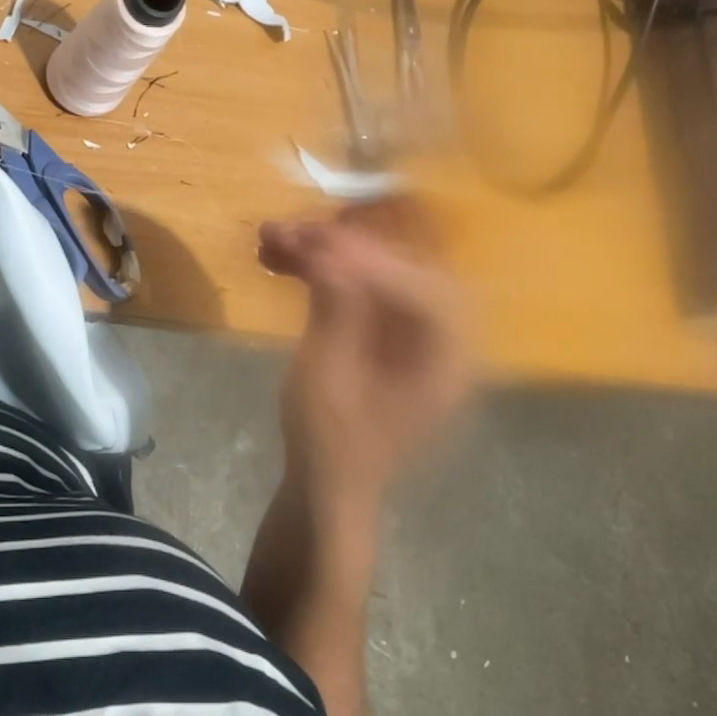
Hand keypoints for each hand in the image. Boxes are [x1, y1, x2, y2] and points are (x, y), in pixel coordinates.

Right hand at [258, 201, 473, 508]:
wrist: (327, 486)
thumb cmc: (328, 442)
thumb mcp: (326, 378)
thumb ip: (335, 311)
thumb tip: (329, 250)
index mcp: (444, 358)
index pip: (418, 287)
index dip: (366, 257)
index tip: (311, 238)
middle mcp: (441, 338)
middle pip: (404, 266)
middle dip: (344, 243)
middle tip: (290, 229)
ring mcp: (414, 334)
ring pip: (378, 271)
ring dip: (327, 251)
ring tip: (272, 238)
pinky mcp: (386, 333)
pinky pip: (362, 287)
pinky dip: (324, 271)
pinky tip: (282, 260)